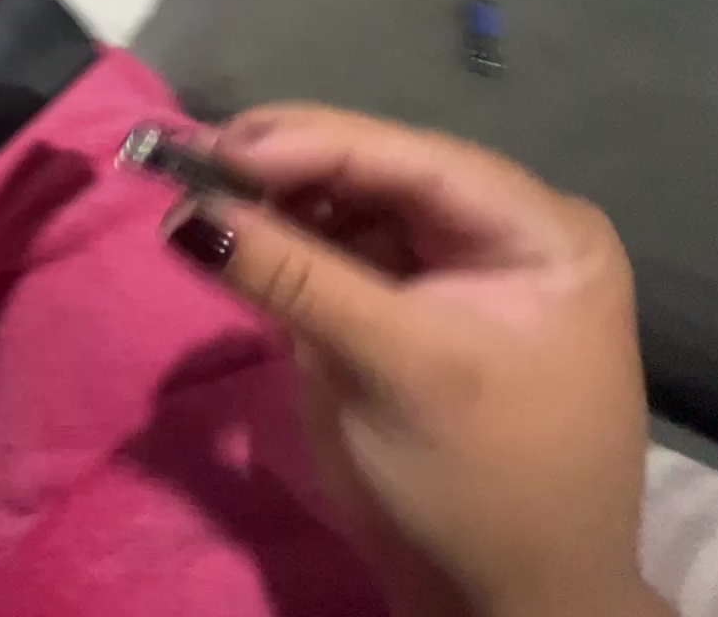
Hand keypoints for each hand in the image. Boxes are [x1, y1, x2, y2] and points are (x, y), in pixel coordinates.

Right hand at [166, 105, 671, 616]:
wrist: (492, 591)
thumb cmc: (479, 479)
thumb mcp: (394, 367)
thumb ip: (291, 278)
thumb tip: (183, 213)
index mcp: (534, 232)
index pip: (413, 159)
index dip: (313, 144)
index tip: (219, 151)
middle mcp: (482, 225)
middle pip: (365, 164)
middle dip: (276, 161)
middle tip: (191, 162)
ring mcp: (425, 255)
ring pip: (328, 193)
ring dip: (259, 191)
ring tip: (194, 191)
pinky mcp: (375, 286)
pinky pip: (310, 236)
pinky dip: (262, 229)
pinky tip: (222, 227)